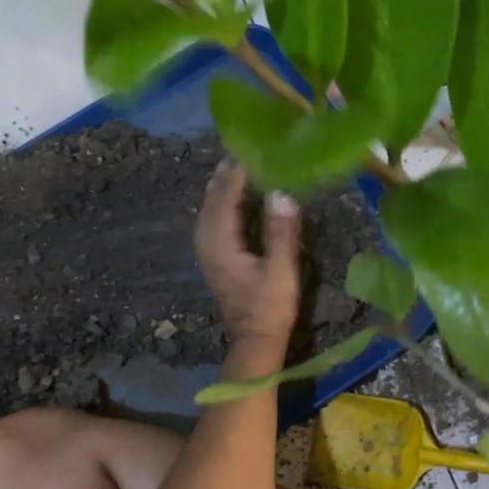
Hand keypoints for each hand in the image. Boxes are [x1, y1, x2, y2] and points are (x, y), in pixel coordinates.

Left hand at [195, 161, 300, 348]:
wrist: (255, 341)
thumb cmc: (270, 308)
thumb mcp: (280, 271)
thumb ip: (281, 231)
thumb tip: (282, 192)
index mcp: (220, 242)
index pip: (226, 195)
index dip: (239, 170)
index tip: (255, 147)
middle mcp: (206, 241)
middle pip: (213, 197)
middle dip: (229, 172)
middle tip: (249, 146)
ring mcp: (207, 248)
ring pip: (211, 206)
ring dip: (225, 185)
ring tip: (242, 162)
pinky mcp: (214, 255)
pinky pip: (214, 217)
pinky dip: (225, 200)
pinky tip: (239, 194)